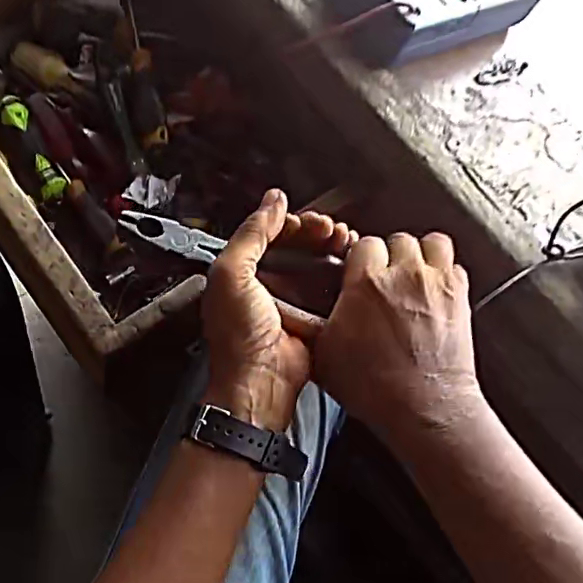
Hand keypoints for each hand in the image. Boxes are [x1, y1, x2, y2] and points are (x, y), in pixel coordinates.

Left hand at [203, 189, 355, 430]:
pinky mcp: (312, 322)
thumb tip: (271, 201)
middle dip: (316, 234)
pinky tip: (351, 268)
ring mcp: (290, 306)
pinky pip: (329, 294)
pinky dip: (342, 279)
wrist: (261, 381)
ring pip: (316, 268)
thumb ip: (250, 234)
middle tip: (331, 231)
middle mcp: (265, 289)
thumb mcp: (232, 274)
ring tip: (345, 243)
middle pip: (297, 249)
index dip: (289, 224)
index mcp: (240, 276)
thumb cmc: (238, 339)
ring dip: (333, 252)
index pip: (268, 236)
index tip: (307, 221)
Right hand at [312, 232, 485, 451]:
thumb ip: (308, 325)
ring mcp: (436, 282)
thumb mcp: (324, 356)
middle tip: (383, 280)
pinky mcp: (460, 296)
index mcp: (366, 283)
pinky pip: (455, 266)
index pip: (363, 244)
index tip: (357, 274)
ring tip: (411, 277)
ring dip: (421, 256)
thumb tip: (289, 314)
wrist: (424, 408)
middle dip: (390, 257)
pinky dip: (444, 274)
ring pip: (432, 243)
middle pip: (397, 240)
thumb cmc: (375, 388)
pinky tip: (433, 293)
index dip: (359, 259)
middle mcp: (403, 275)